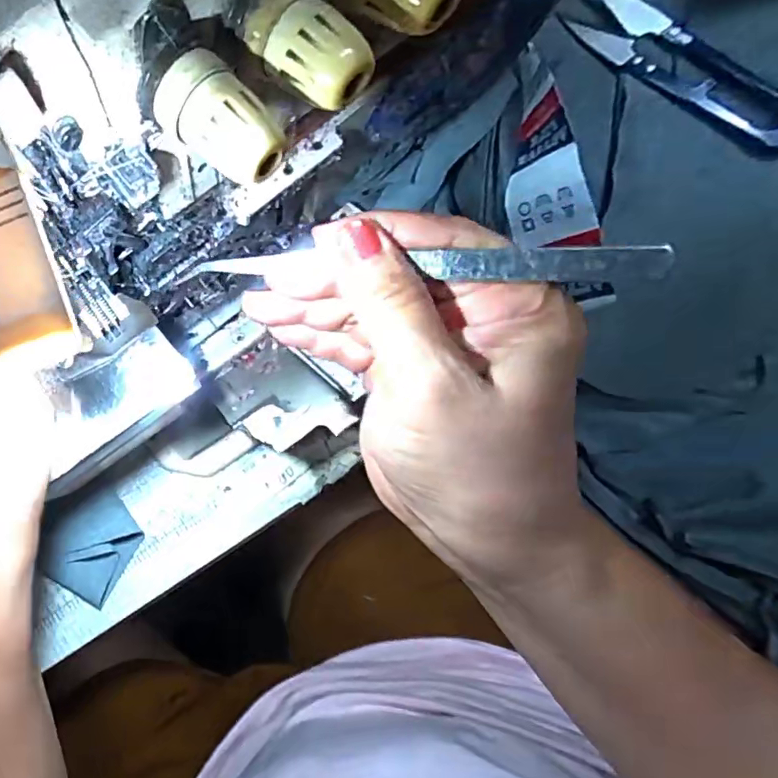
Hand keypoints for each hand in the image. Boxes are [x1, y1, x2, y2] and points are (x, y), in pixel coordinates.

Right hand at [241, 212, 590, 594]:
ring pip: (369, 304)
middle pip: (393, 273)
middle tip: (273, 280)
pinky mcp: (408, 366)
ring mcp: (439, 338)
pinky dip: (322, 332)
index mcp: (515, 299)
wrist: (484, 542)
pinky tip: (284, 324)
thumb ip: (389, 303)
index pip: (439, 243)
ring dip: (315, 305)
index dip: (373, 239)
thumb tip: (353, 236)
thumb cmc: (475, 470)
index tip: (315, 242)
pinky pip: (361, 336)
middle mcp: (480, 309)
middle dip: (331, 279)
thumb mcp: (429, 382)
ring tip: (262, 303)